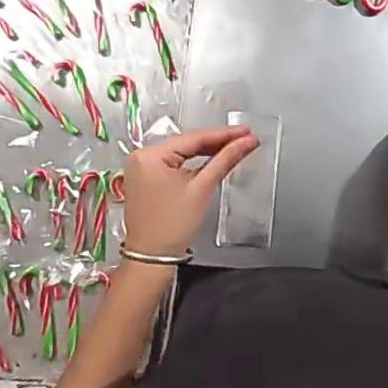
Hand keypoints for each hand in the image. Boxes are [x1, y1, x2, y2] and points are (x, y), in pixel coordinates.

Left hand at [121, 125, 258, 256]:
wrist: (151, 257)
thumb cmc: (174, 224)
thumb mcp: (201, 189)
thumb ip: (224, 160)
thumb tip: (247, 142)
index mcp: (150, 155)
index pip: (193, 138)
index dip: (223, 134)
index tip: (247, 131)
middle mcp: (140, 155)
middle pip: (185, 143)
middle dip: (215, 142)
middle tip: (244, 137)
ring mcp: (140, 167)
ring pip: (179, 153)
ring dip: (204, 151)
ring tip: (233, 146)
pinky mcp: (143, 178)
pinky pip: (171, 164)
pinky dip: (190, 163)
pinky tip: (210, 159)